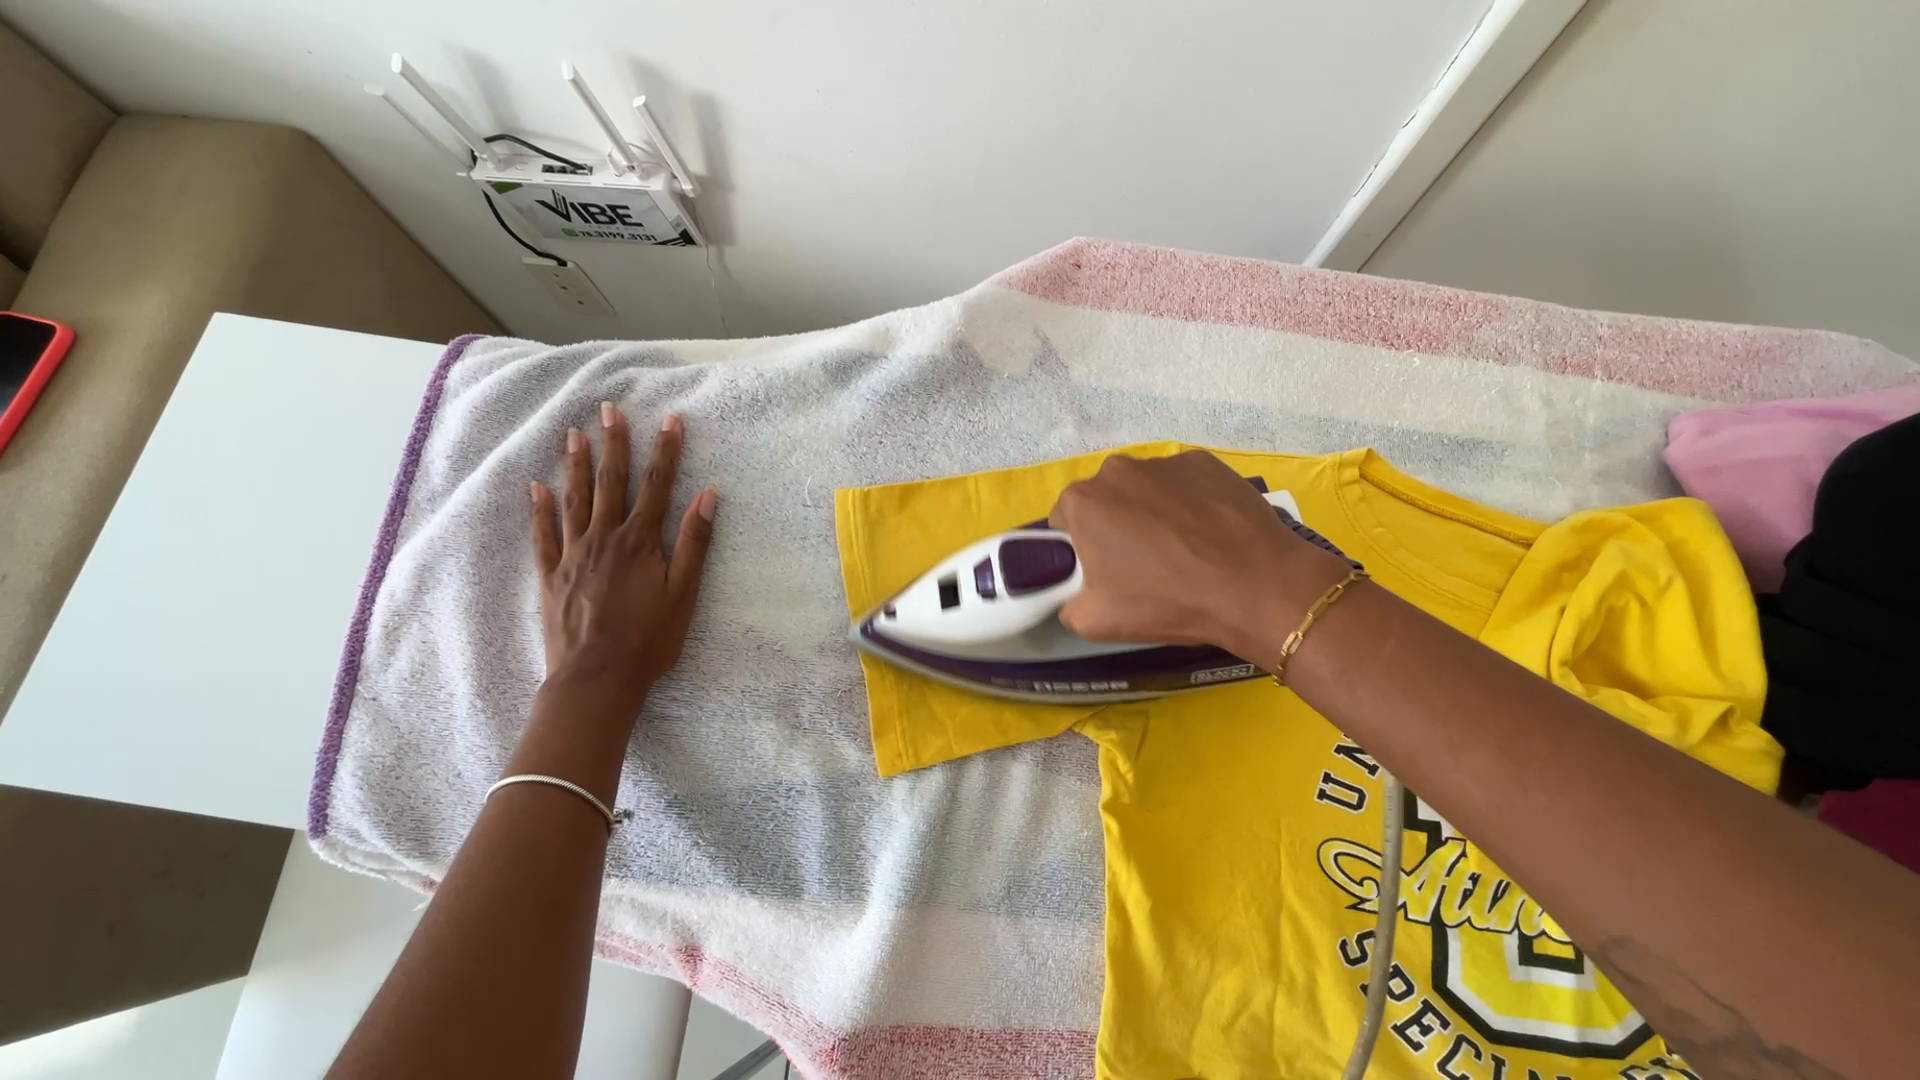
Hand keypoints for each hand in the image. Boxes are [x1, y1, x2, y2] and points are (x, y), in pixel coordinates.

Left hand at [530, 405, 716, 724]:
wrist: (597, 678)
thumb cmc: (649, 639)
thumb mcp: (684, 593)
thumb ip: (694, 542)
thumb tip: (708, 496)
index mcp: (640, 542)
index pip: (657, 487)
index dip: (666, 452)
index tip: (670, 420)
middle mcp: (605, 538)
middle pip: (611, 483)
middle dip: (614, 444)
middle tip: (609, 410)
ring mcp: (573, 555)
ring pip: (575, 500)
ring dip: (577, 466)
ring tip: (575, 434)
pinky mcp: (551, 577)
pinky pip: (544, 535)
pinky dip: (541, 510)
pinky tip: (538, 488)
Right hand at [1047, 450, 1349, 664]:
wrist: (1256, 588)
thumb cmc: (1168, 602)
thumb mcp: (1094, 622)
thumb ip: (1066, 603)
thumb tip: (1074, 594)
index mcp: (1083, 502)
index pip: (1063, 521)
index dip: (1079, 548)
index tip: (1103, 571)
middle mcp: (1117, 470)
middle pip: (1104, 499)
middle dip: (1114, 525)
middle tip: (1143, 563)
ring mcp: (1165, 462)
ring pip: (1143, 488)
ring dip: (1151, 511)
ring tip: (1183, 548)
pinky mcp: (1206, 462)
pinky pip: (1182, 483)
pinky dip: (1187, 502)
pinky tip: (1208, 532)